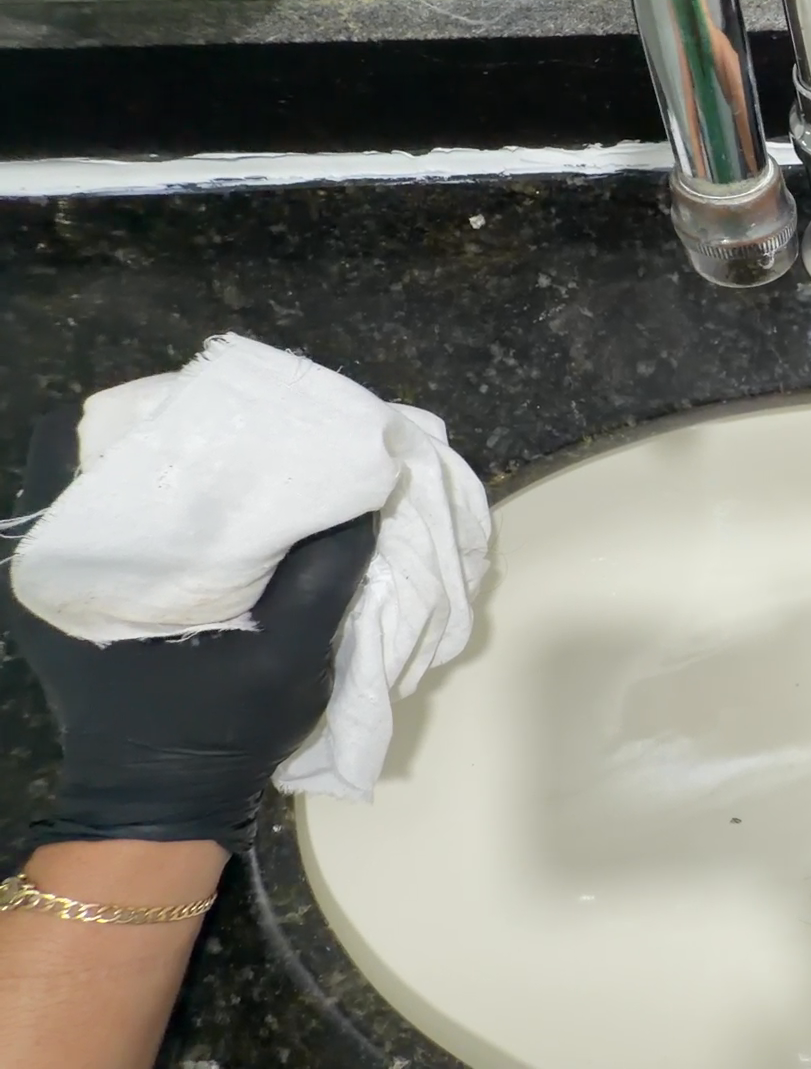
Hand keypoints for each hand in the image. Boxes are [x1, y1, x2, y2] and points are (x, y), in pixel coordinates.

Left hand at [1, 407, 376, 852]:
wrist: (167, 795)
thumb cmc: (220, 721)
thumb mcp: (293, 641)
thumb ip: (330, 564)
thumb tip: (366, 490)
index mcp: (72, 560)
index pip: (84, 439)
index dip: (161, 406)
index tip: (243, 406)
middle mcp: (53, 556)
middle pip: (108, 455)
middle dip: (193, 431)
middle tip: (276, 429)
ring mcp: (71, 577)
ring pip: (129, 487)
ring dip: (200, 469)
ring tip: (273, 461)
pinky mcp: (98, 594)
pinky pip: (142, 523)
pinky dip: (197, 505)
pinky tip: (251, 511)